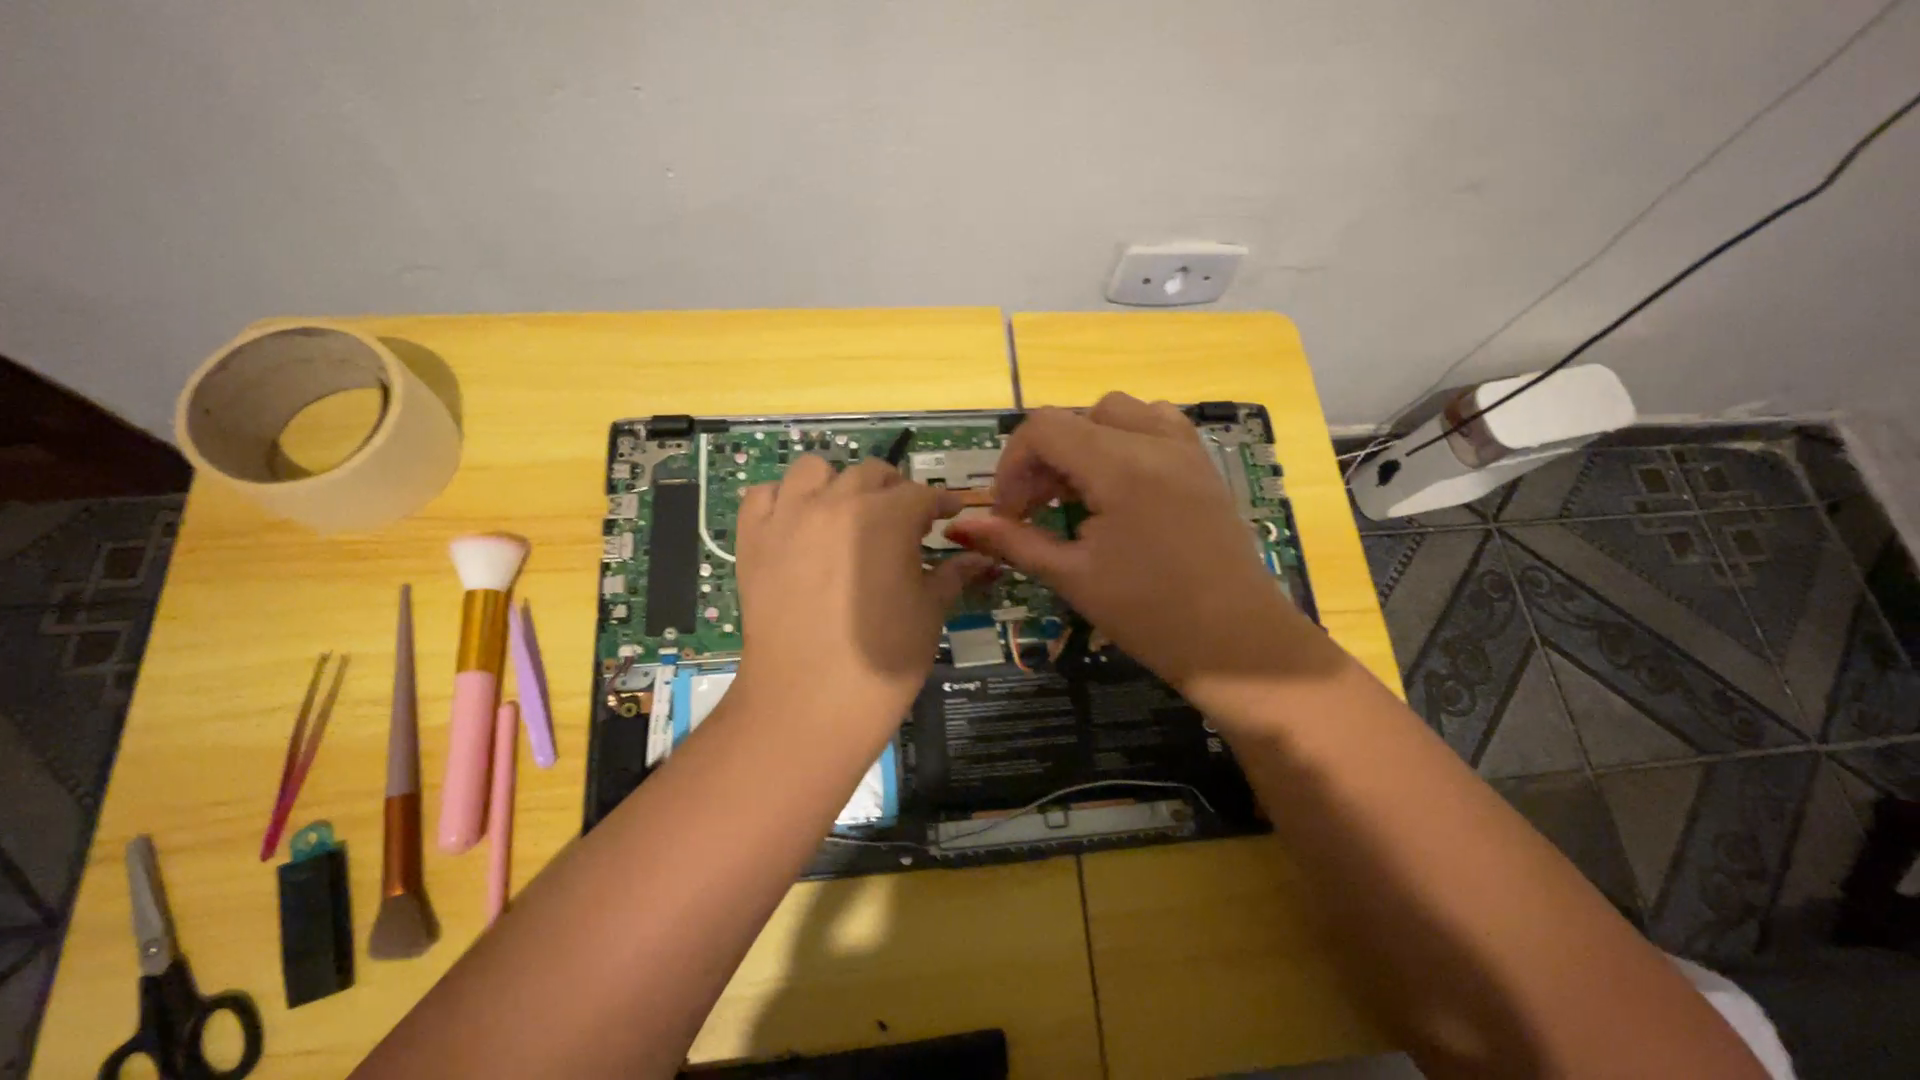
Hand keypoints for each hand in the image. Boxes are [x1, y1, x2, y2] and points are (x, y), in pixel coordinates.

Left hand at [731, 456, 992, 735]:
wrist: (808, 703)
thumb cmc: (882, 661)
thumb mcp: (928, 614)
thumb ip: (952, 575)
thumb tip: (982, 559)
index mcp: (887, 517)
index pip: (922, 494)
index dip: (940, 504)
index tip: (948, 516)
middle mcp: (835, 502)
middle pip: (870, 475)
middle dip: (893, 492)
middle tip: (902, 523)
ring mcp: (788, 517)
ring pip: (814, 470)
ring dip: (836, 484)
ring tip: (846, 515)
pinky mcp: (752, 540)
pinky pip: (763, 496)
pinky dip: (782, 501)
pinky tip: (797, 526)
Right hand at [945, 392, 1323, 694]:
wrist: (1237, 643)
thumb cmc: (1150, 615)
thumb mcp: (1073, 577)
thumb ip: (1016, 541)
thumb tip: (962, 526)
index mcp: (1120, 466)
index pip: (1044, 428)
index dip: (1012, 466)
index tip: (1010, 515)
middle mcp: (1155, 442)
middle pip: (1077, 416)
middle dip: (1045, 457)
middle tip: (1037, 510)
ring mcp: (1186, 449)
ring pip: (1119, 412)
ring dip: (1086, 442)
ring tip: (1079, 493)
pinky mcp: (1203, 465)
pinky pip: (1158, 425)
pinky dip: (1127, 440)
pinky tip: (1121, 486)